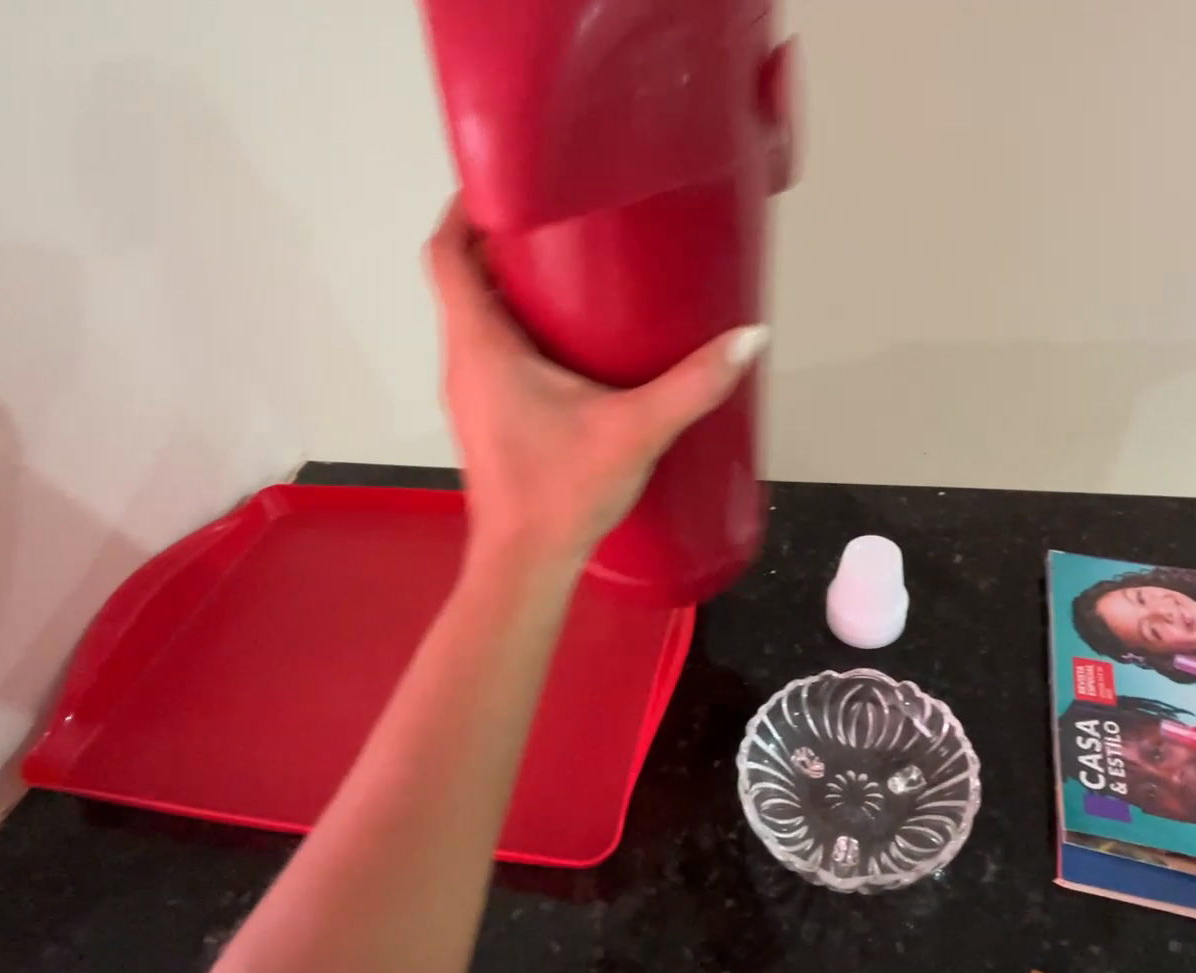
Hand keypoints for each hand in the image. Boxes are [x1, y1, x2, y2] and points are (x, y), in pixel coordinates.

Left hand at [423, 198, 767, 566]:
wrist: (524, 565)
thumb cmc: (562, 492)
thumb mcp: (635, 431)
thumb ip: (693, 385)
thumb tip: (750, 338)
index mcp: (481, 346)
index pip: (445, 254)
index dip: (465, 209)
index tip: (509, 185)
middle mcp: (462, 363)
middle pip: (462, 281)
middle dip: (502, 244)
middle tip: (563, 226)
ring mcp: (470, 396)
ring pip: (476, 321)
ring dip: (510, 291)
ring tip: (573, 275)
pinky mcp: (486, 421)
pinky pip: (491, 356)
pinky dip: (519, 333)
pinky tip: (571, 347)